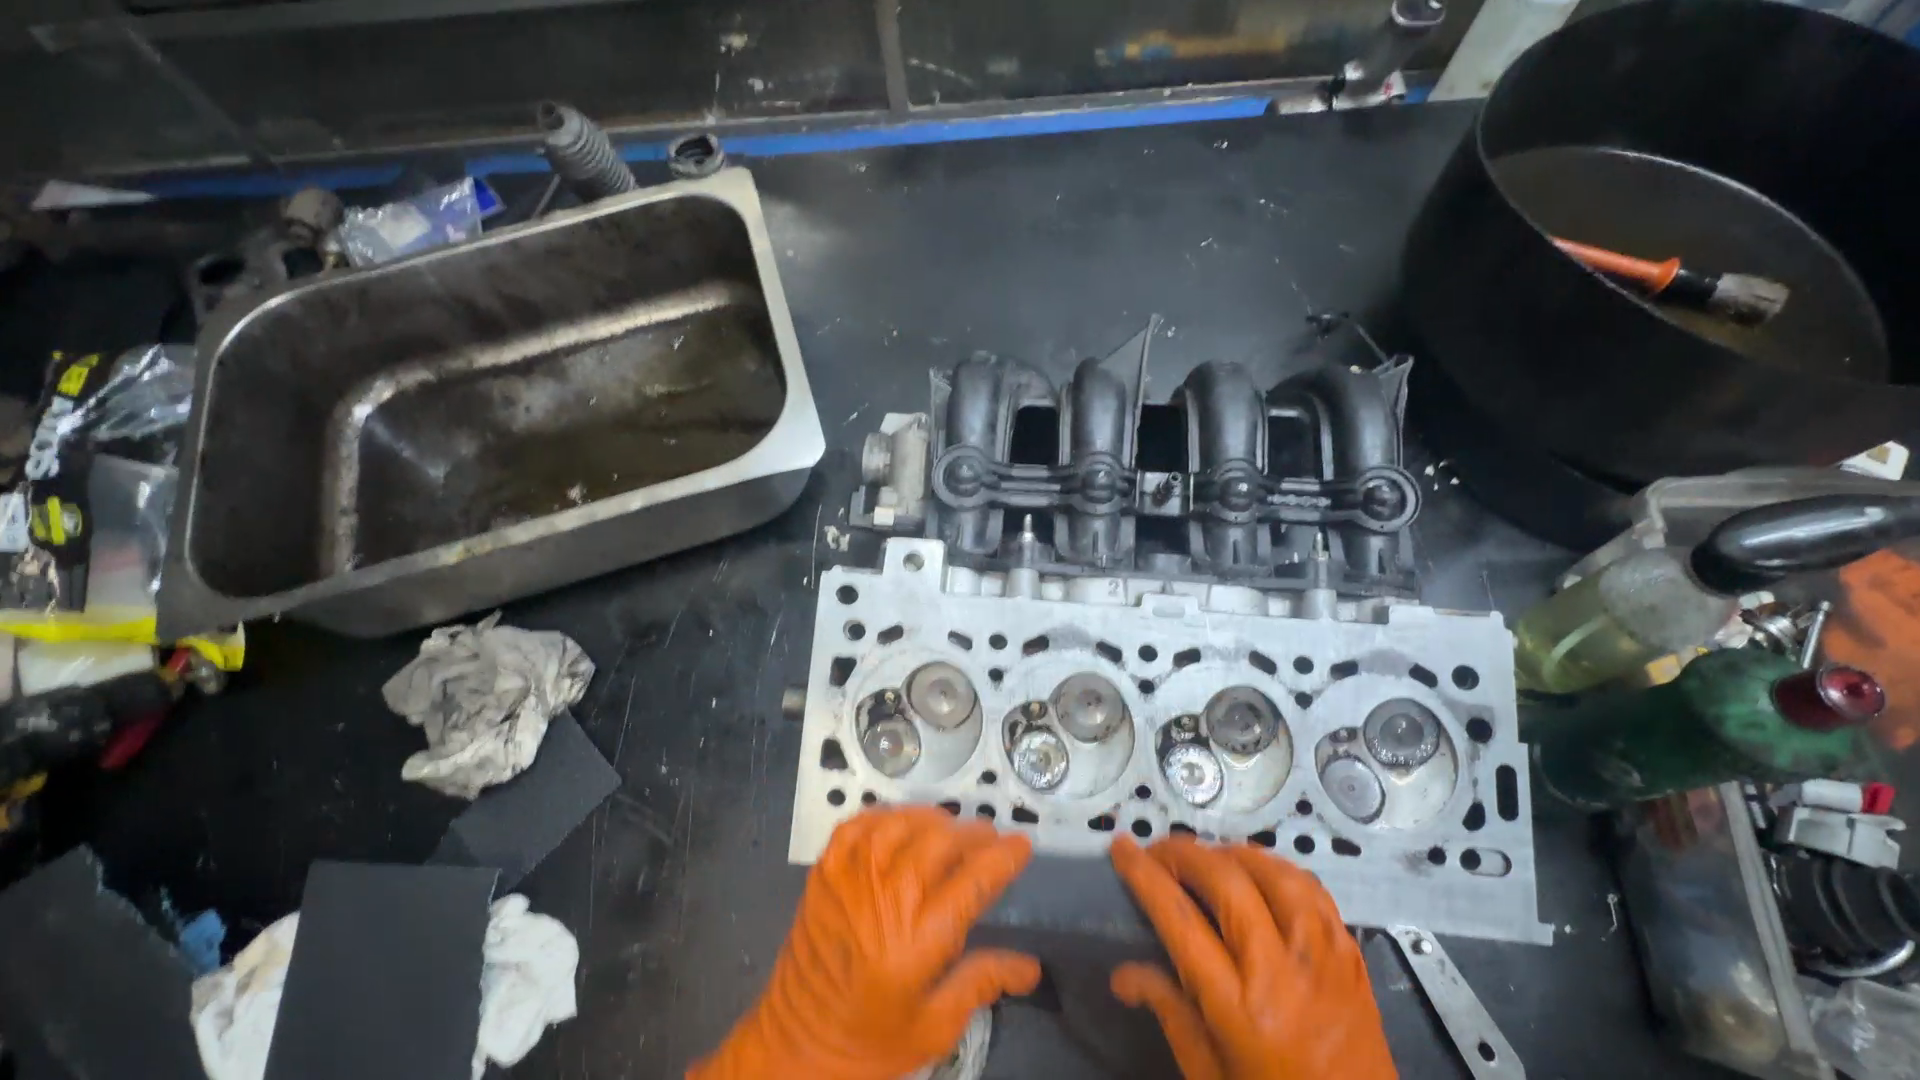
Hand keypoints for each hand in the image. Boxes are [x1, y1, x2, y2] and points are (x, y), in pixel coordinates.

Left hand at [688, 806, 1039, 1079]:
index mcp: (919, 938)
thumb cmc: (871, 1041)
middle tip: (989, 838)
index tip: (1022, 846)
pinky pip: (857, 826)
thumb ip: (982, 983)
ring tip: (950, 828)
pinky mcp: (824, 874)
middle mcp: (886, 897)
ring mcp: (850, 879)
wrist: (797, 1046)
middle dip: (973, 833)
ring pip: (900, 824)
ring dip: (931, 818)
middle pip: (939, 842)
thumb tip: (1030, 967)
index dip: (1003, 857)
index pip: (973, 880)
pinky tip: (900, 824)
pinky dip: (884, 816)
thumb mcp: (936, 1027)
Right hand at [1109, 835, 1395, 1079]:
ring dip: (1232, 853)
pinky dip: (1276, 869)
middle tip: (1158, 853)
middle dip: (1184, 854)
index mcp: (1239, 1005)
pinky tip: (1258, 873)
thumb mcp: (1208, 1071)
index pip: (1180, 919)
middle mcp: (1282, 969)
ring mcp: (1323, 956)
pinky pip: (1311, 889)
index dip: (1144, 875)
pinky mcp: (1350, 953)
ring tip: (1206, 858)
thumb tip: (1122, 974)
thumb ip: (1169, 1011)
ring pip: (1273, 872)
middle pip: (1226, 882)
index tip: (1122, 849)